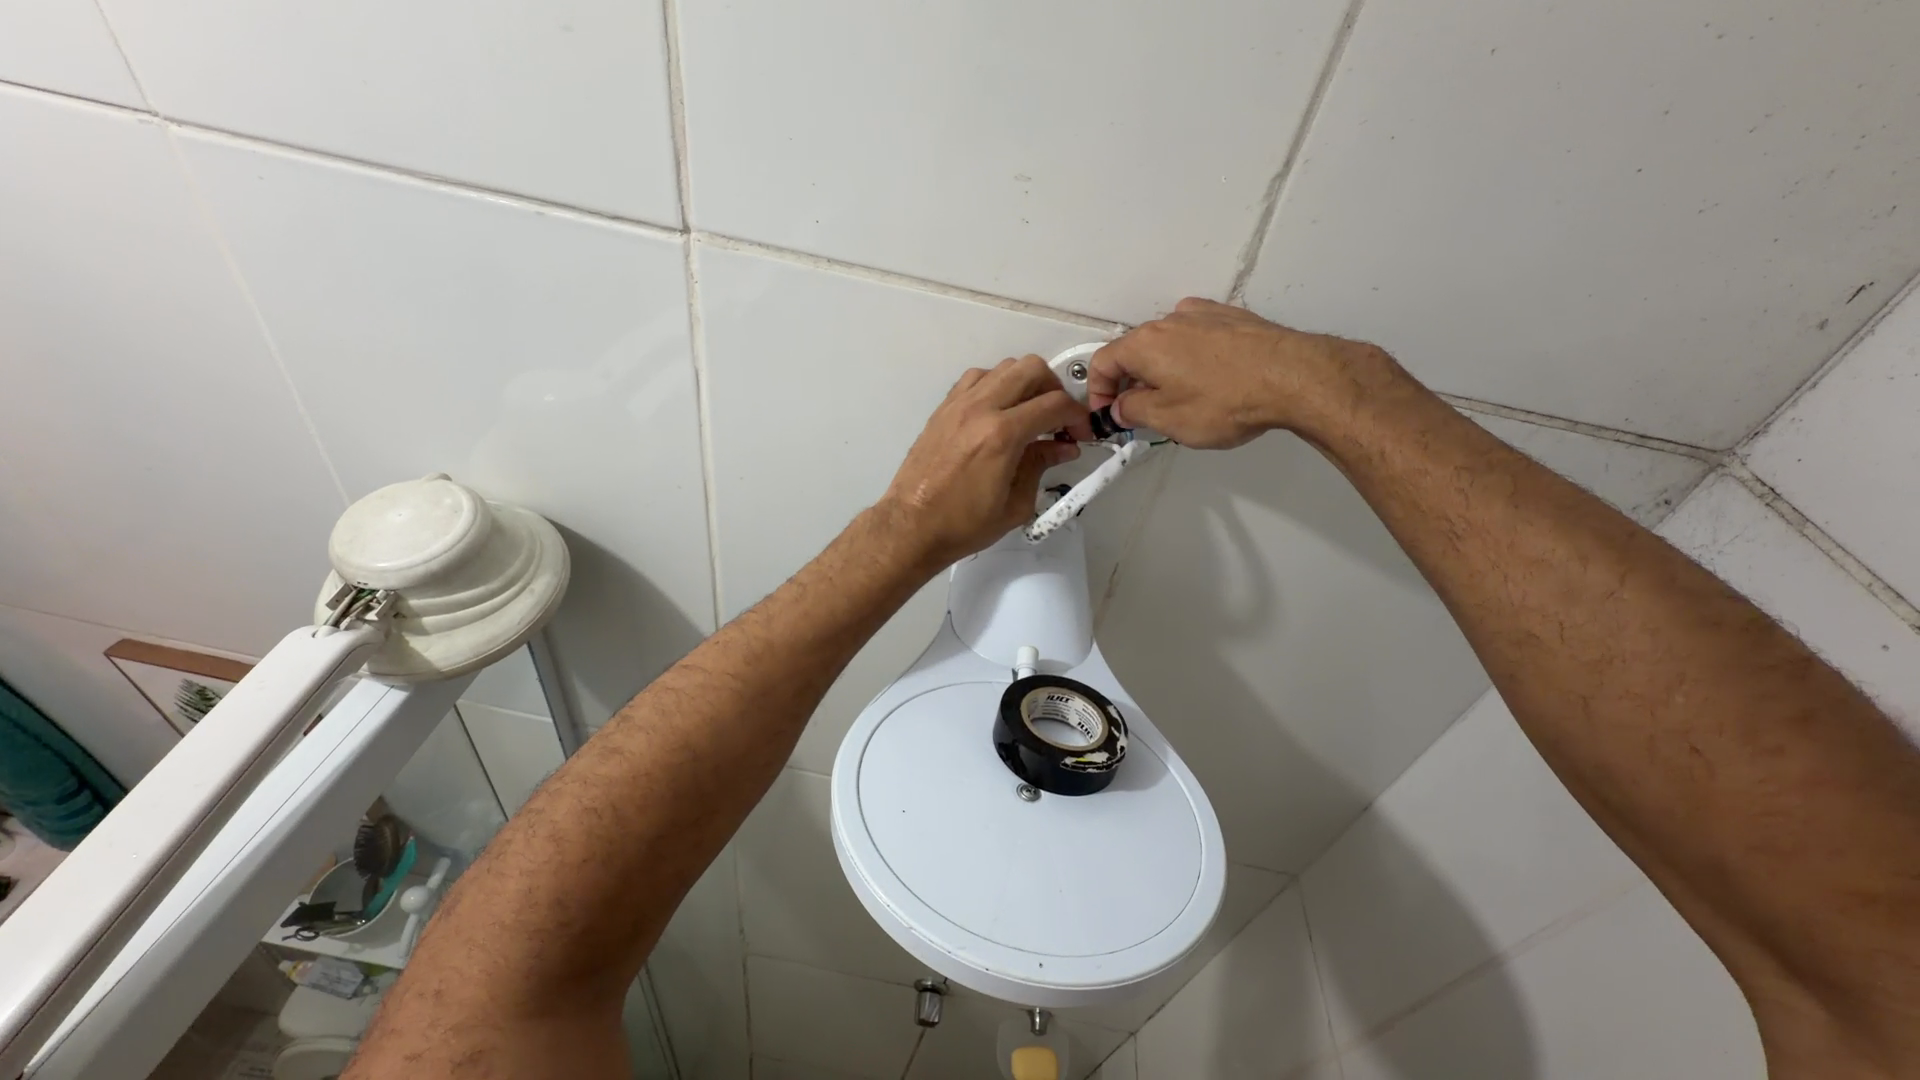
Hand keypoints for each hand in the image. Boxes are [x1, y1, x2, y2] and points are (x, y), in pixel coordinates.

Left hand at [878, 355, 1084, 568]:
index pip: (1054, 404)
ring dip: (1025, 384)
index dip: (1077, 416)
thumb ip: (1041, 467)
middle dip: (1054, 389)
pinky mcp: (943, 409)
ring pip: (1003, 368)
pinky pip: (976, 379)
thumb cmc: (962, 525)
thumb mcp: (1015, 504)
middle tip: (1058, 418)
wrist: (912, 527)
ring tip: (1030, 413)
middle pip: (1032, 369)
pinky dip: (996, 385)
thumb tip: (1062, 448)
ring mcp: (958, 405)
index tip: (1080, 432)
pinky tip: (1000, 411)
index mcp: (1002, 435)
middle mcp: (980, 409)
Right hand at [1088, 297, 1403, 448]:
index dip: (1098, 392)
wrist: (1292, 378)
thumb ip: (1134, 411)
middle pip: (1134, 351)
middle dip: (1131, 383)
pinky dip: (1193, 358)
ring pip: (1168, 344)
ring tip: (1181, 401)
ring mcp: (1203, 316)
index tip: (1109, 414)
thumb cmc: (1229, 399)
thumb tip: (1123, 407)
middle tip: (1142, 414)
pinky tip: (1210, 381)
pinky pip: (1198, 337)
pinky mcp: (1232, 319)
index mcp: (1144, 344)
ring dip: (1163, 370)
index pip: (1102, 363)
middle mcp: (1169, 322)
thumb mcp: (1167, 420)